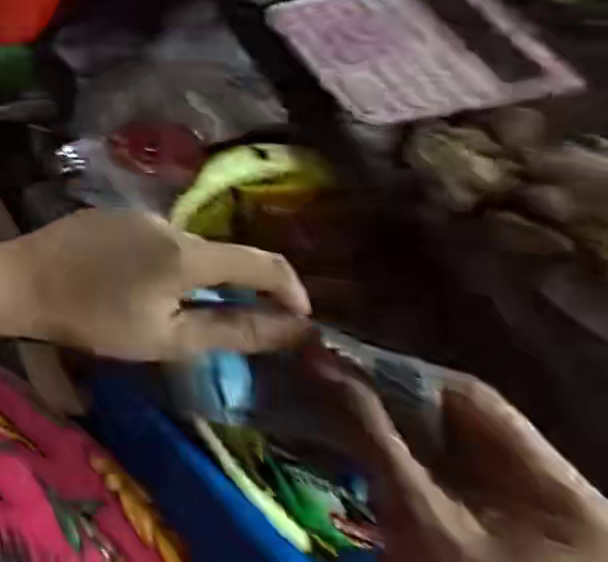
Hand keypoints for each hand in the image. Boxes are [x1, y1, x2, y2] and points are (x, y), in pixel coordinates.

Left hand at [12, 208, 311, 359]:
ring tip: (174, 306)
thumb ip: (236, 329)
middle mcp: (161, 222)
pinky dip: (159, 259)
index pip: (264, 262)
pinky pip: (147, 236)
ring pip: (182, 245)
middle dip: (236, 286)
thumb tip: (296, 327)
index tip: (295, 321)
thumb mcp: (169, 337)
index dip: (291, 291)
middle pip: (219, 253)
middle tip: (229, 322)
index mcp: (185, 252)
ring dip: (192, 273)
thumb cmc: (91, 317)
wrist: (18, 281)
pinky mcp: (100, 213)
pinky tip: (135, 283)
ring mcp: (127, 213)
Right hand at [312, 349, 607, 560]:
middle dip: (382, 393)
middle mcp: (560, 493)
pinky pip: (443, 471)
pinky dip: (393, 450)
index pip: (472, 398)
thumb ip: (371, 435)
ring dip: (381, 419)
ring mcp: (532, 515)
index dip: (397, 369)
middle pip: (460, 420)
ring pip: (446, 443)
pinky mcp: (500, 528)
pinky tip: (348, 440)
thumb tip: (316, 359)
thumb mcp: (419, 517)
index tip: (328, 353)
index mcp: (566, 491)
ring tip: (321, 400)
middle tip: (315, 373)